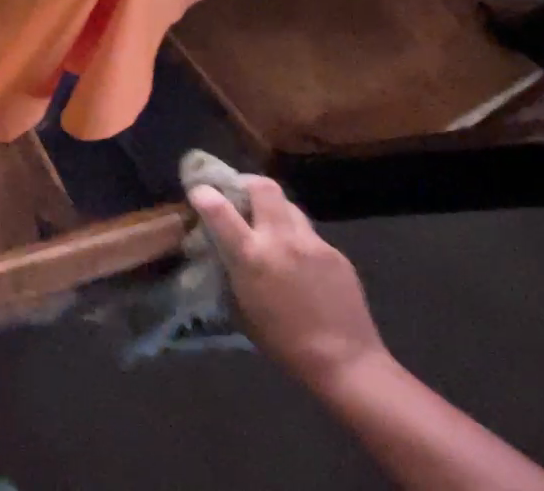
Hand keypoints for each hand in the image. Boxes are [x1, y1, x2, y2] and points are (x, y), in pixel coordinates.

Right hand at [189, 176, 387, 389]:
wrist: (345, 361)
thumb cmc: (281, 341)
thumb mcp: (240, 304)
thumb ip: (230, 267)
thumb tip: (221, 247)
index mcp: (251, 256)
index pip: (218, 208)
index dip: (204, 193)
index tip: (198, 192)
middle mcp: (281, 240)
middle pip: (264, 187)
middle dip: (247, 184)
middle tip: (240, 195)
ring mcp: (313, 244)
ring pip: (290, 206)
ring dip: (274, 209)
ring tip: (269, 226)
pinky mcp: (337, 254)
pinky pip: (310, 234)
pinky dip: (296, 238)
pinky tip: (298, 262)